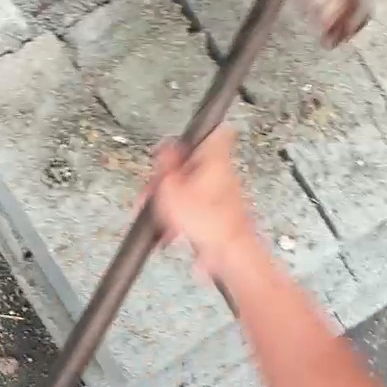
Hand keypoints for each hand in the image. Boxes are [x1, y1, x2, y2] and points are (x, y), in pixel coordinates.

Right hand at [144, 125, 267, 283]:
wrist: (229, 254)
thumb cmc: (208, 222)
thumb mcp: (171, 187)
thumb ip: (167, 164)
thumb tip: (165, 148)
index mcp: (214, 159)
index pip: (213, 131)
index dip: (194, 134)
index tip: (179, 143)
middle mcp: (223, 174)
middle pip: (193, 165)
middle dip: (170, 178)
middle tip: (157, 189)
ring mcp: (223, 197)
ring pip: (191, 190)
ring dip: (172, 202)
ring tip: (160, 216)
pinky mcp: (220, 217)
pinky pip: (196, 211)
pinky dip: (181, 219)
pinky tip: (170, 232)